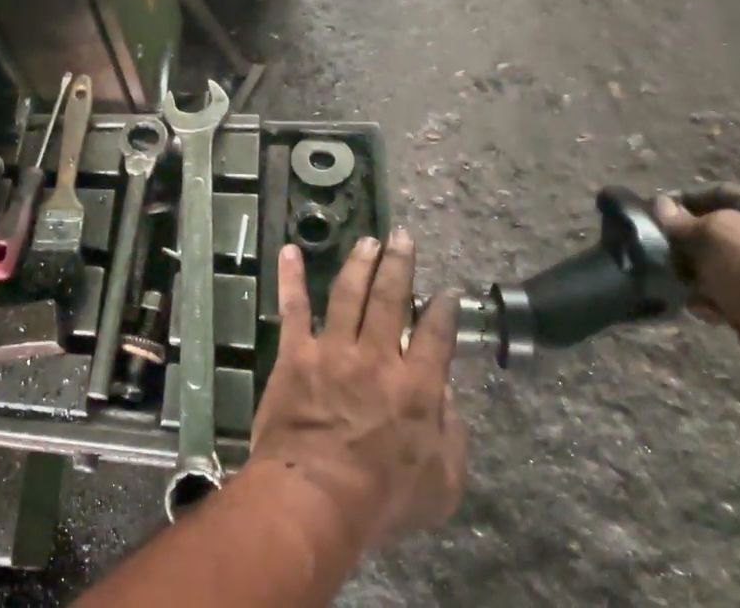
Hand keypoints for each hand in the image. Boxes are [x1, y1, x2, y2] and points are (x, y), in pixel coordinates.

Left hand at [250, 232, 466, 544]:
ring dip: (359, 263)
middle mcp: (378, 357)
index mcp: (418, 386)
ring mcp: (333, 350)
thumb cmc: (381, 500)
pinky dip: (291, 278)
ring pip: (348, 294)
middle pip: (391, 299)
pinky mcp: (295, 354)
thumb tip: (446, 397)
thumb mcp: (442, 482)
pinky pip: (293, 309)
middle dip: (399, 264)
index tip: (445, 292)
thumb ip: (450, 435)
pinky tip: (289, 251)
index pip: (436, 334)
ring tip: (367, 241)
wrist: (315, 495)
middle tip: (402, 238)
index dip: (443, 308)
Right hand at [654, 183, 739, 390]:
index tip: (651, 214)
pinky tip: (707, 311)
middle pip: (720, 230)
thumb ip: (683, 220)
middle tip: (662, 254)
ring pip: (722, 264)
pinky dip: (715, 299)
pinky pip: (734, 293)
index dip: (683, 199)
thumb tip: (660, 204)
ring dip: (698, 275)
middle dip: (688, 242)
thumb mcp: (715, 236)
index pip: (720, 191)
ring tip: (684, 286)